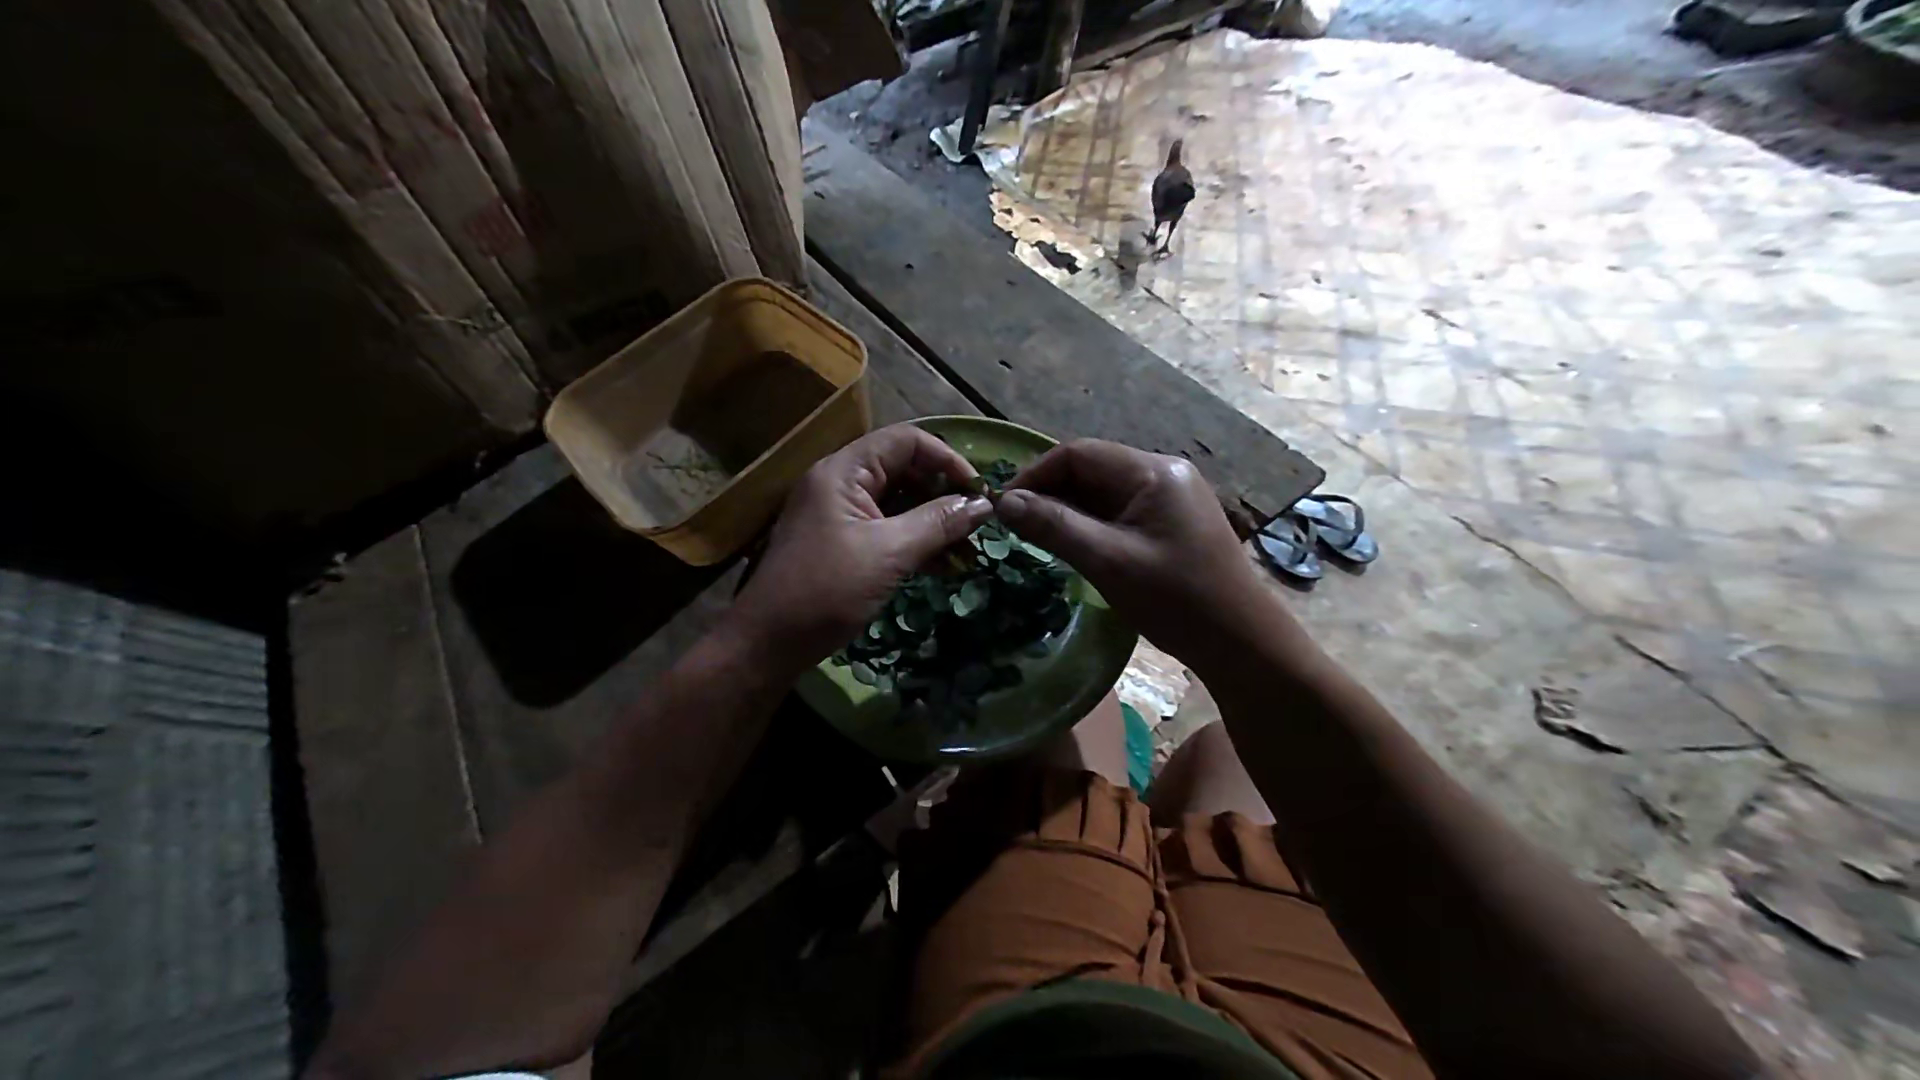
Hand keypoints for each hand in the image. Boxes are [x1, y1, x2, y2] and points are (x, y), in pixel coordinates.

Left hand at [732, 424, 993, 668]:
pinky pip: (887, 529)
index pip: (906, 441)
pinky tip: (943, 565)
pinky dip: (915, 541)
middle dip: (944, 493)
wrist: (768, 643)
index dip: (947, 459)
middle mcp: (841, 483)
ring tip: (966, 549)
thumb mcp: (889, 553)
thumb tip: (982, 505)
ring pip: (898, 502)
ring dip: (934, 521)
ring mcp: (840, 514)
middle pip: (904, 469)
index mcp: (843, 471)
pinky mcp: (843, 543)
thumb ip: (938, 522)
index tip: (978, 492)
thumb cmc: (826, 591)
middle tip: (976, 524)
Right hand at [995, 439, 1275, 662]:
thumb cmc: (1177, 601)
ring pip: (1103, 492)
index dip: (1035, 474)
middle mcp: (1164, 473)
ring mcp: (1170, 497)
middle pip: (1091, 469)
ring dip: (1068, 510)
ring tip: (1037, 538)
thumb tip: (1004, 502)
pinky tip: (1073, 546)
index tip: (1003, 506)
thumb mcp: (1108, 562)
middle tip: (1015, 527)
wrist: (1242, 643)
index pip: (1078, 453)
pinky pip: (1120, 511)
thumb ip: (1054, 526)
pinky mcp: (1171, 521)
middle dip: (1050, 493)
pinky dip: (1090, 524)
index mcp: (1153, 471)